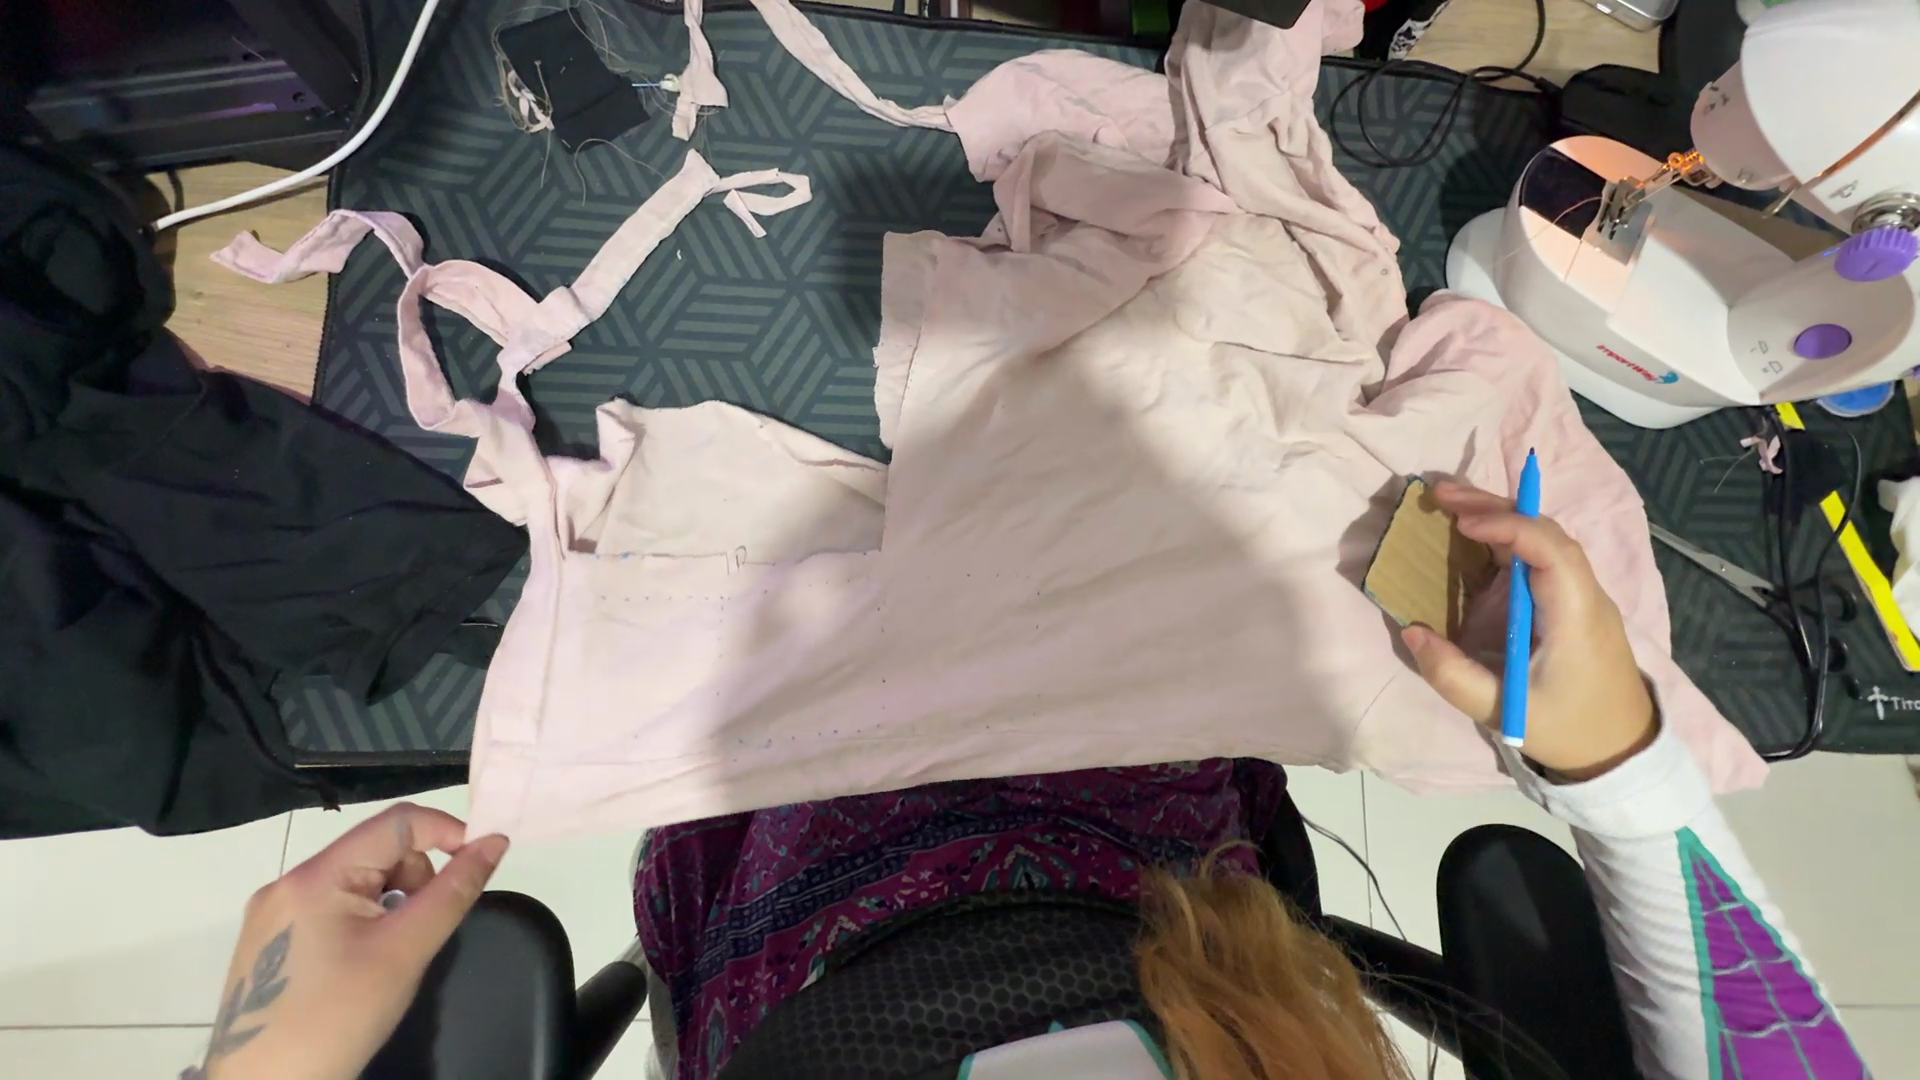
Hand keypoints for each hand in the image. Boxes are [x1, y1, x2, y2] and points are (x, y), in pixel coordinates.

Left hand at [196, 803, 508, 1079]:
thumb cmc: (336, 1018)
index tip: (476, 866)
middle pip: (383, 848)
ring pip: (366, 877)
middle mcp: (290, 884)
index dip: (449, 832)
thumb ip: (457, 887)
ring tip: (393, 950)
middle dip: (419, 877)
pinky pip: (343, 903)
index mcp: (315, 878)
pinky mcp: (276, 938)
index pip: (400, 822)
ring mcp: (278, 913)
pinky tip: (367, 959)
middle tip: (422, 927)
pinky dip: (372, 918)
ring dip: (397, 900)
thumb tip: (496, 840)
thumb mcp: (408, 948)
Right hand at [1402, 481, 1657, 780]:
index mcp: (1576, 617)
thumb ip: (1452, 675)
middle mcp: (1583, 596)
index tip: (1462, 523)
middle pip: (1547, 533)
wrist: (1618, 748)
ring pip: (1543, 537)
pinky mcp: (1563, 601)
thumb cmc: (1564, 727)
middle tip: (1439, 494)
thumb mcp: (1500, 710)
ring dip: (1497, 515)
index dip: (1511, 528)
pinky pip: (1537, 555)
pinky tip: (1469, 529)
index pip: (1553, 552)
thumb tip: (1412, 631)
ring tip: (1446, 502)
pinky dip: (1502, 534)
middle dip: (1495, 507)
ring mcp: (1577, 596)